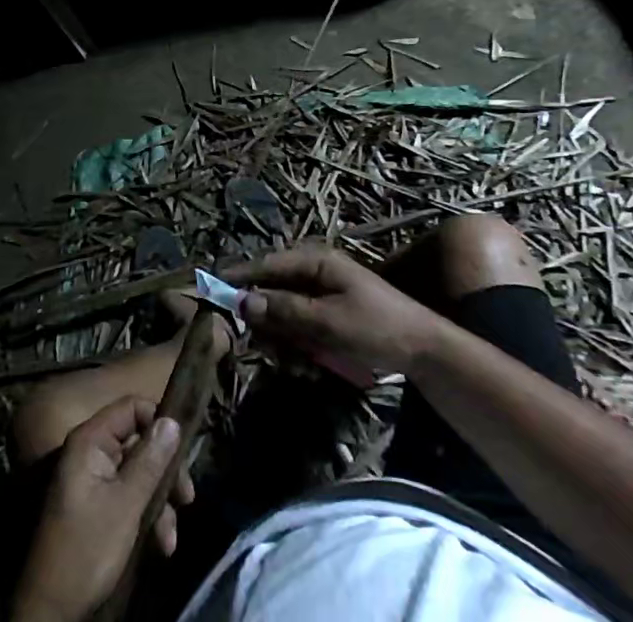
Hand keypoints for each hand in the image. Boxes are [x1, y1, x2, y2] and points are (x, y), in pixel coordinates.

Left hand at [11, 396, 191, 621]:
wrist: (51, 610)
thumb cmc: (88, 548)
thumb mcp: (127, 503)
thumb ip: (151, 459)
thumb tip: (172, 419)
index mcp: (90, 442)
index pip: (131, 408)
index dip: (159, 421)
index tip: (184, 448)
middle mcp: (90, 454)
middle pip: (140, 442)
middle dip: (166, 472)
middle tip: (187, 498)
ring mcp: (92, 481)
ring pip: (139, 473)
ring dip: (160, 503)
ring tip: (170, 538)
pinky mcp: (96, 506)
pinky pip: (129, 496)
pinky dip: (147, 517)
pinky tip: (161, 546)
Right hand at [226, 243, 445, 373]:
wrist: (422, 350)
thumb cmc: (377, 326)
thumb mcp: (329, 321)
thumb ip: (285, 310)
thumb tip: (243, 300)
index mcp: (316, 263)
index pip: (266, 265)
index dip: (238, 277)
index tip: (210, 290)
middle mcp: (314, 276)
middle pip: (270, 294)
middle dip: (267, 324)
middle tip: (271, 350)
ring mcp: (320, 299)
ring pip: (281, 318)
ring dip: (283, 343)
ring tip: (299, 365)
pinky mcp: (326, 321)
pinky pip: (298, 332)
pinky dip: (298, 350)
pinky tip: (310, 368)